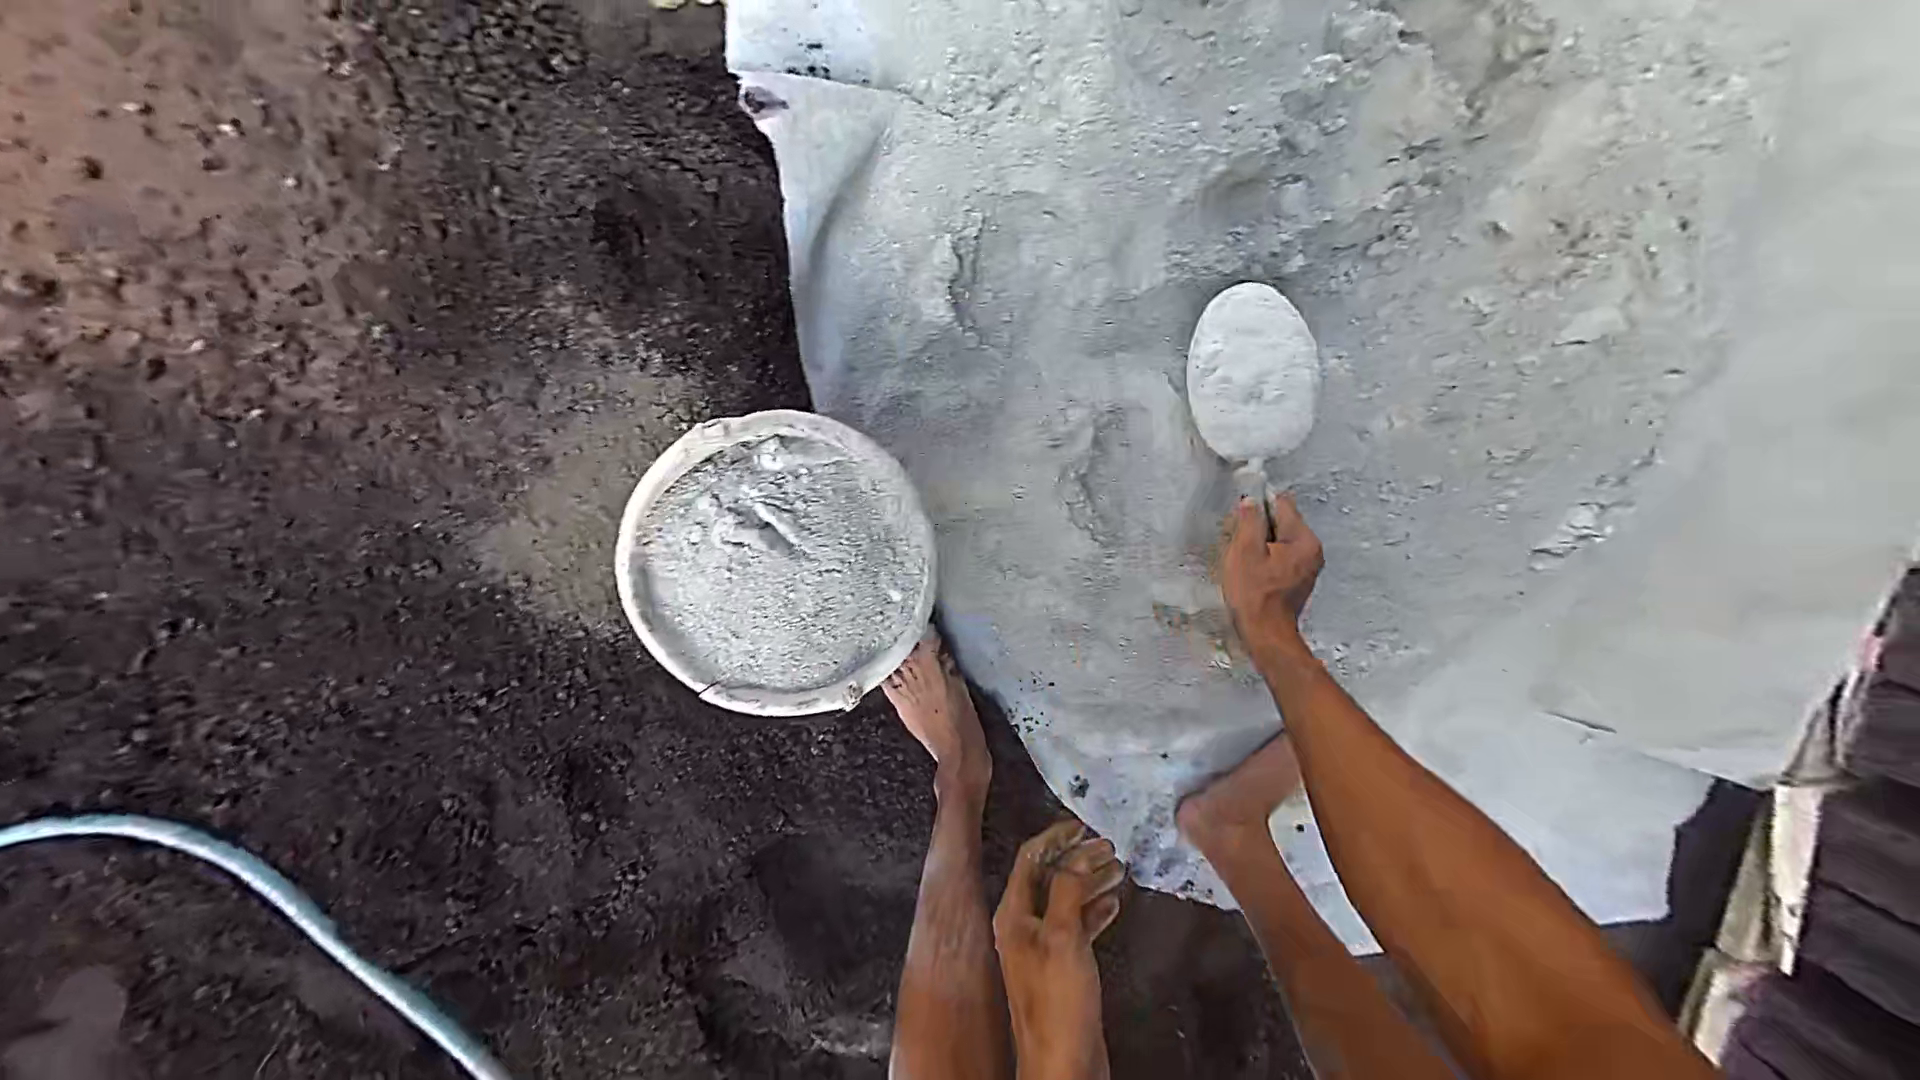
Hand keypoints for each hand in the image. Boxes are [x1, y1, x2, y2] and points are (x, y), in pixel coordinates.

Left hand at [993, 821, 1124, 1079]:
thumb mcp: (1064, 936)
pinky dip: (1094, 910)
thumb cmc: (1058, 1004)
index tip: (1083, 827)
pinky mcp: (1060, 966)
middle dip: (1078, 858)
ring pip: (1066, 899)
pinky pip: (1076, 925)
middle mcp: (1023, 925)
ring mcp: (1041, 946)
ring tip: (1117, 869)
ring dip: (1090, 881)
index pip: (1030, 858)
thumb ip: (1069, 890)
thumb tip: (1078, 855)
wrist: (1064, 1068)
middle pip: (1049, 876)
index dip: (1056, 837)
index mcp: (1013, 913)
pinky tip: (1113, 903)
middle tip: (1107, 846)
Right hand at [1221, 494, 1323, 646]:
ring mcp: (1307, 567)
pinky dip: (1265, 558)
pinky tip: (1250, 571)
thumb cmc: (1254, 593)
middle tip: (1238, 541)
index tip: (1241, 510)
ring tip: (1242, 559)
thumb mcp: (1244, 550)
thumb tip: (1251, 501)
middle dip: (1259, 527)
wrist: (1264, 632)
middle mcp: (1312, 551)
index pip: (1283, 504)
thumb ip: (1249, 521)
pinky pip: (1280, 557)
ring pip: (1280, 541)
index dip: (1259, 503)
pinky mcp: (1297, 580)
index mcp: (1304, 539)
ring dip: (1260, 544)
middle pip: (1282, 522)